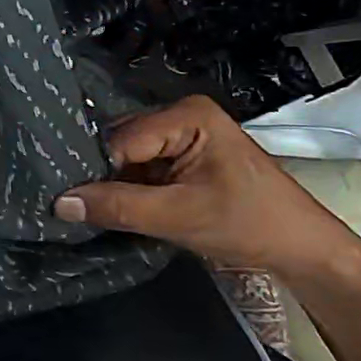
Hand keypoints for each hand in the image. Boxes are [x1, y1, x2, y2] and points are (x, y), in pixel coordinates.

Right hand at [54, 95, 360, 276]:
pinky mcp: (187, 161)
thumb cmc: (250, 223)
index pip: (121, 138)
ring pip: (130, 160)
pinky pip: (145, 171)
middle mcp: (183, 117)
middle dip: (102, 176)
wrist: (298, 245)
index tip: (63, 197)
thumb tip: (62, 201)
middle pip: (122, 144)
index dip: (94, 169)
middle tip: (68, 205)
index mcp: (187, 115)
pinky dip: (132, 192)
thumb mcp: (179, 216)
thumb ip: (120, 207)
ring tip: (86, 210)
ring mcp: (186, 139)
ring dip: (116, 187)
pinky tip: (115, 210)